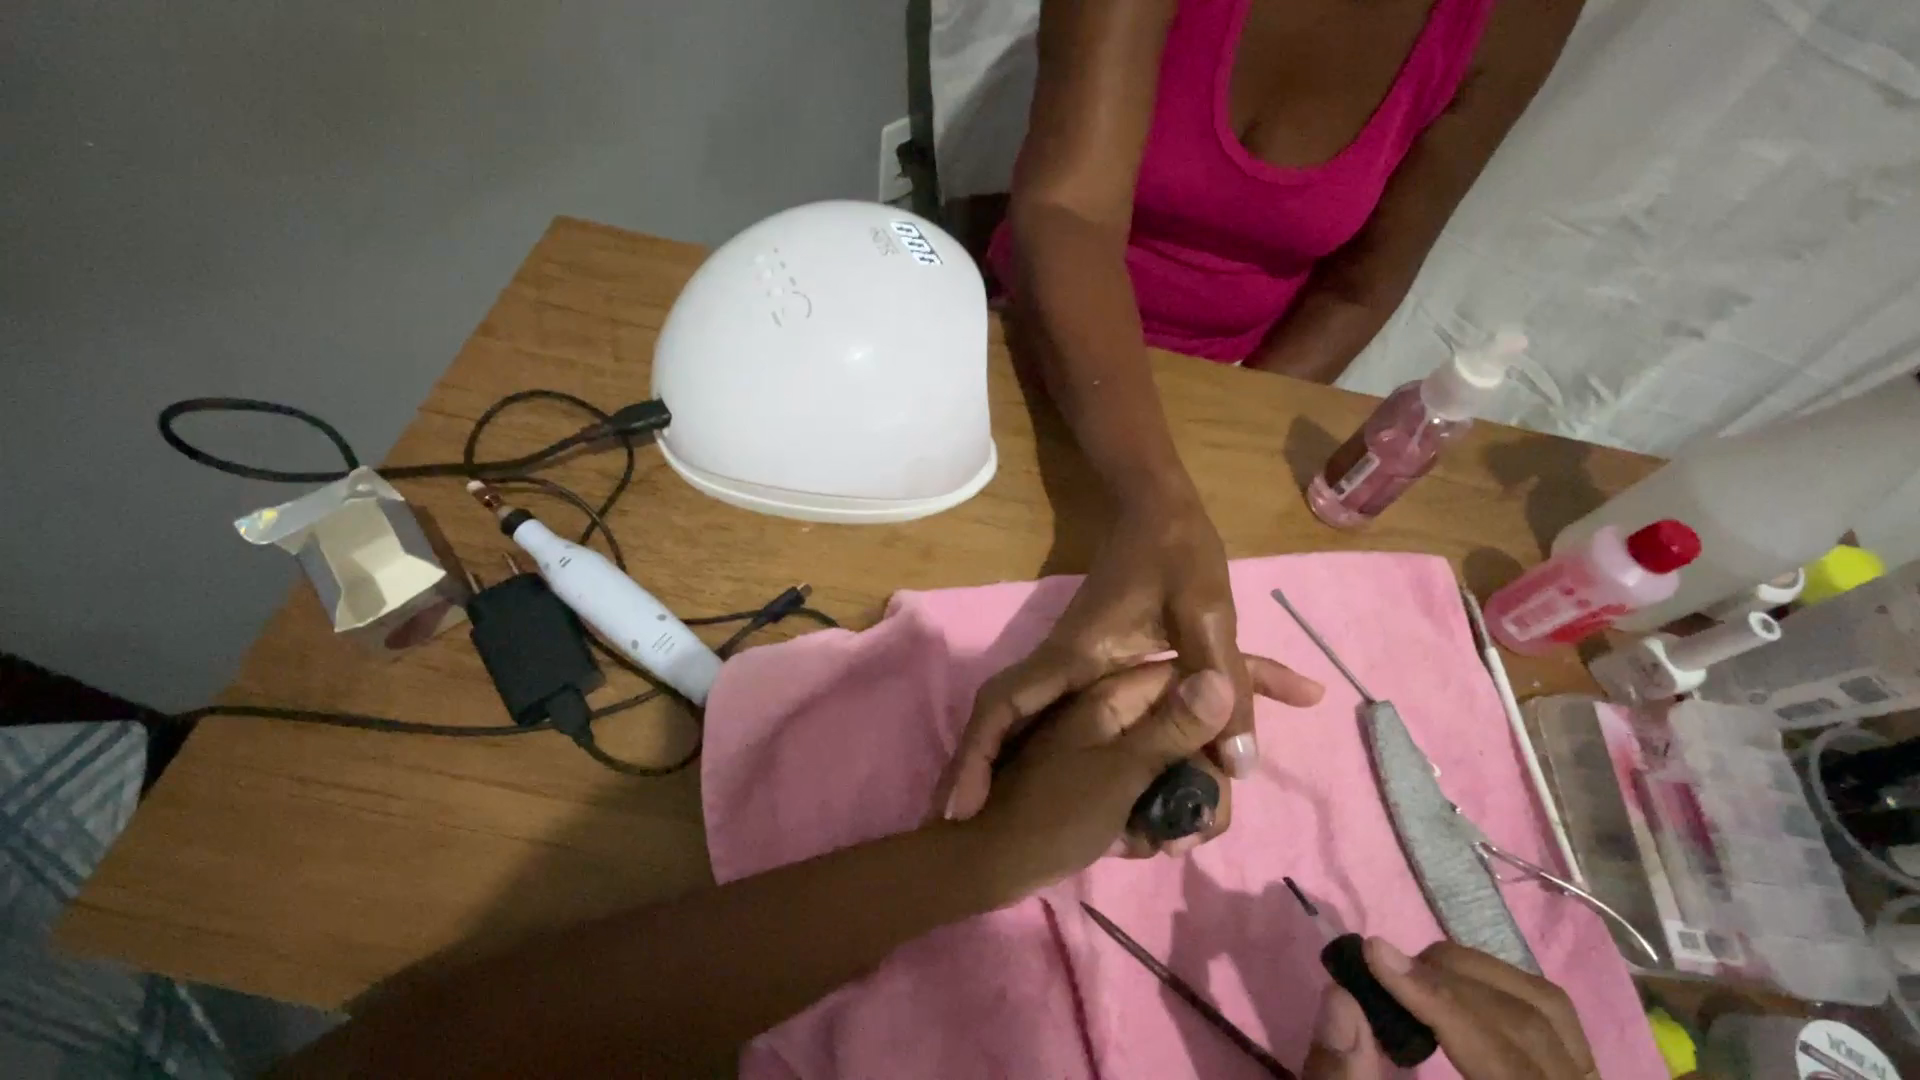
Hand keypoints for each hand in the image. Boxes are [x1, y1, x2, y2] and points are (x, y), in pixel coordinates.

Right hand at [940, 495, 1311, 835]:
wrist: (1158, 507)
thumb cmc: (1177, 554)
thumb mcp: (1208, 615)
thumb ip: (1223, 684)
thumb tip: (1239, 768)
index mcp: (1076, 655)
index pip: (1008, 705)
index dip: (977, 757)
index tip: (959, 809)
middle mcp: (1056, 663)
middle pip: (997, 719)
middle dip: (974, 770)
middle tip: (958, 823)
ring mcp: (1062, 662)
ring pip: (1018, 718)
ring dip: (997, 761)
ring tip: (989, 813)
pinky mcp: (1077, 662)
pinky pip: (1044, 711)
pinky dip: (1030, 744)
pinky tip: (1050, 776)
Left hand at [963, 665, 1239, 898]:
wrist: (985, 861)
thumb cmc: (1050, 815)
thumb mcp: (1118, 772)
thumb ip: (1172, 728)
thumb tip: (1222, 680)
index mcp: (1115, 694)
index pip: (1199, 675)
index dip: (1253, 679)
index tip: (1312, 693)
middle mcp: (1112, 709)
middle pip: (1190, 729)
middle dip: (1207, 781)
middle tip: (1197, 834)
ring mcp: (1104, 743)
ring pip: (1171, 765)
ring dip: (1178, 809)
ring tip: (1165, 848)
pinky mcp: (1096, 776)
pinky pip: (1144, 787)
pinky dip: (1149, 817)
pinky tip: (1139, 847)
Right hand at [1302, 940, 1597, 1079]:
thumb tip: (1340, 996)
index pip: (1511, 1069)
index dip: (1442, 1003)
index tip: (1374, 953)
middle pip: (1532, 1030)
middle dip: (1448, 984)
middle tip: (1379, 966)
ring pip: (1549, 1013)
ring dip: (1474, 977)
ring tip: (1411, 973)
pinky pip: (1553, 1021)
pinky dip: (1498, 989)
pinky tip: (1449, 991)